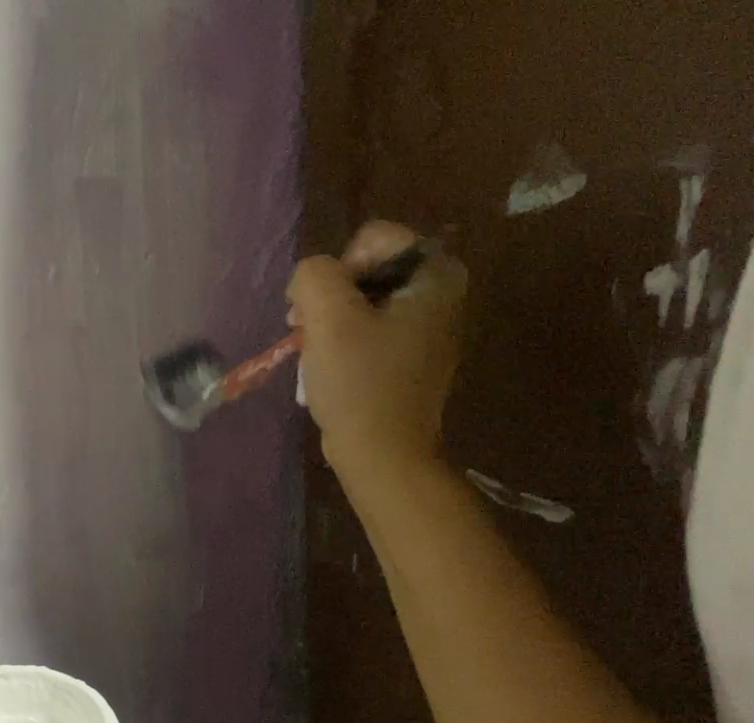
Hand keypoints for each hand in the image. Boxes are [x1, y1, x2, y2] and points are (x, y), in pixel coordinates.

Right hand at [287, 221, 468, 478]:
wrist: (382, 453)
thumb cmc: (359, 382)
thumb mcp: (328, 318)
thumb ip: (314, 275)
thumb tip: (311, 278)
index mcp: (437, 275)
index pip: (372, 239)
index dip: (337, 270)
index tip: (323, 311)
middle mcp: (444, 294)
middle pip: (368, 270)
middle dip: (331, 298)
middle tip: (309, 333)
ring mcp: (430, 329)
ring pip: (364, 303)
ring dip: (332, 323)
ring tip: (316, 355)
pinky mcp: (413, 359)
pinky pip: (371, 332)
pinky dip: (346, 345)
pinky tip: (333, 371)